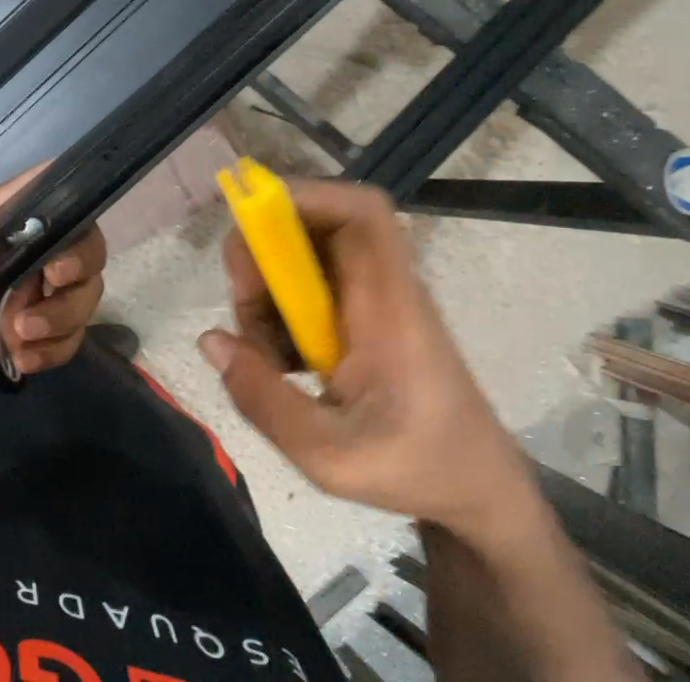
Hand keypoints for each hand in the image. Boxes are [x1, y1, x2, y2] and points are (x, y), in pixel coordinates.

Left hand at [0, 167, 107, 413]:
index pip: (18, 199)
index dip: (58, 192)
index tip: (77, 212)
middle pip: (71, 243)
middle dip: (78, 263)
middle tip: (53, 287)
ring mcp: (14, 300)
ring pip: (77, 291)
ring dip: (66, 315)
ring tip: (22, 339)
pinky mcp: (19, 339)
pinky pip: (64, 335)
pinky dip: (58, 349)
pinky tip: (23, 362)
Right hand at [199, 181, 532, 534]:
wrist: (479, 493)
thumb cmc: (414, 471)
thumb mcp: (326, 455)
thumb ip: (261, 398)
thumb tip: (210, 339)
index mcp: (389, 310)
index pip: (361, 214)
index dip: (304, 195)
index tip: (248, 217)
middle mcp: (384, 292)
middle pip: (317, 228)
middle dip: (262, 254)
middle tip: (242, 307)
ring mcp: (375, 305)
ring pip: (305, 260)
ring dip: (265, 291)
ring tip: (261, 352)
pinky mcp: (366, 322)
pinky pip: (310, 290)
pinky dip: (278, 312)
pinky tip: (279, 362)